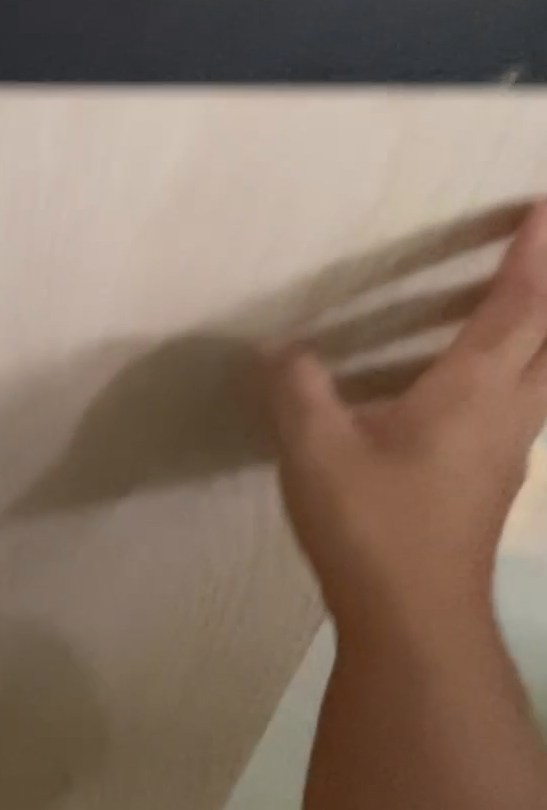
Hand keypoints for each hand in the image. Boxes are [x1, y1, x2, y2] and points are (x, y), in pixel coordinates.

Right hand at [268, 201, 546, 647]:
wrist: (411, 602)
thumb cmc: (367, 517)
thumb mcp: (312, 446)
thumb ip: (298, 389)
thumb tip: (288, 349)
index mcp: (472, 394)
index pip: (521, 310)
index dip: (535, 257)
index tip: (543, 208)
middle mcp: (509, 410)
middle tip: (538, 248)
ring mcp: (507, 442)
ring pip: (545, 368)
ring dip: (539, 326)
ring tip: (514, 298)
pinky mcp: (488, 467)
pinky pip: (519, 396)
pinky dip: (512, 362)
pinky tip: (462, 374)